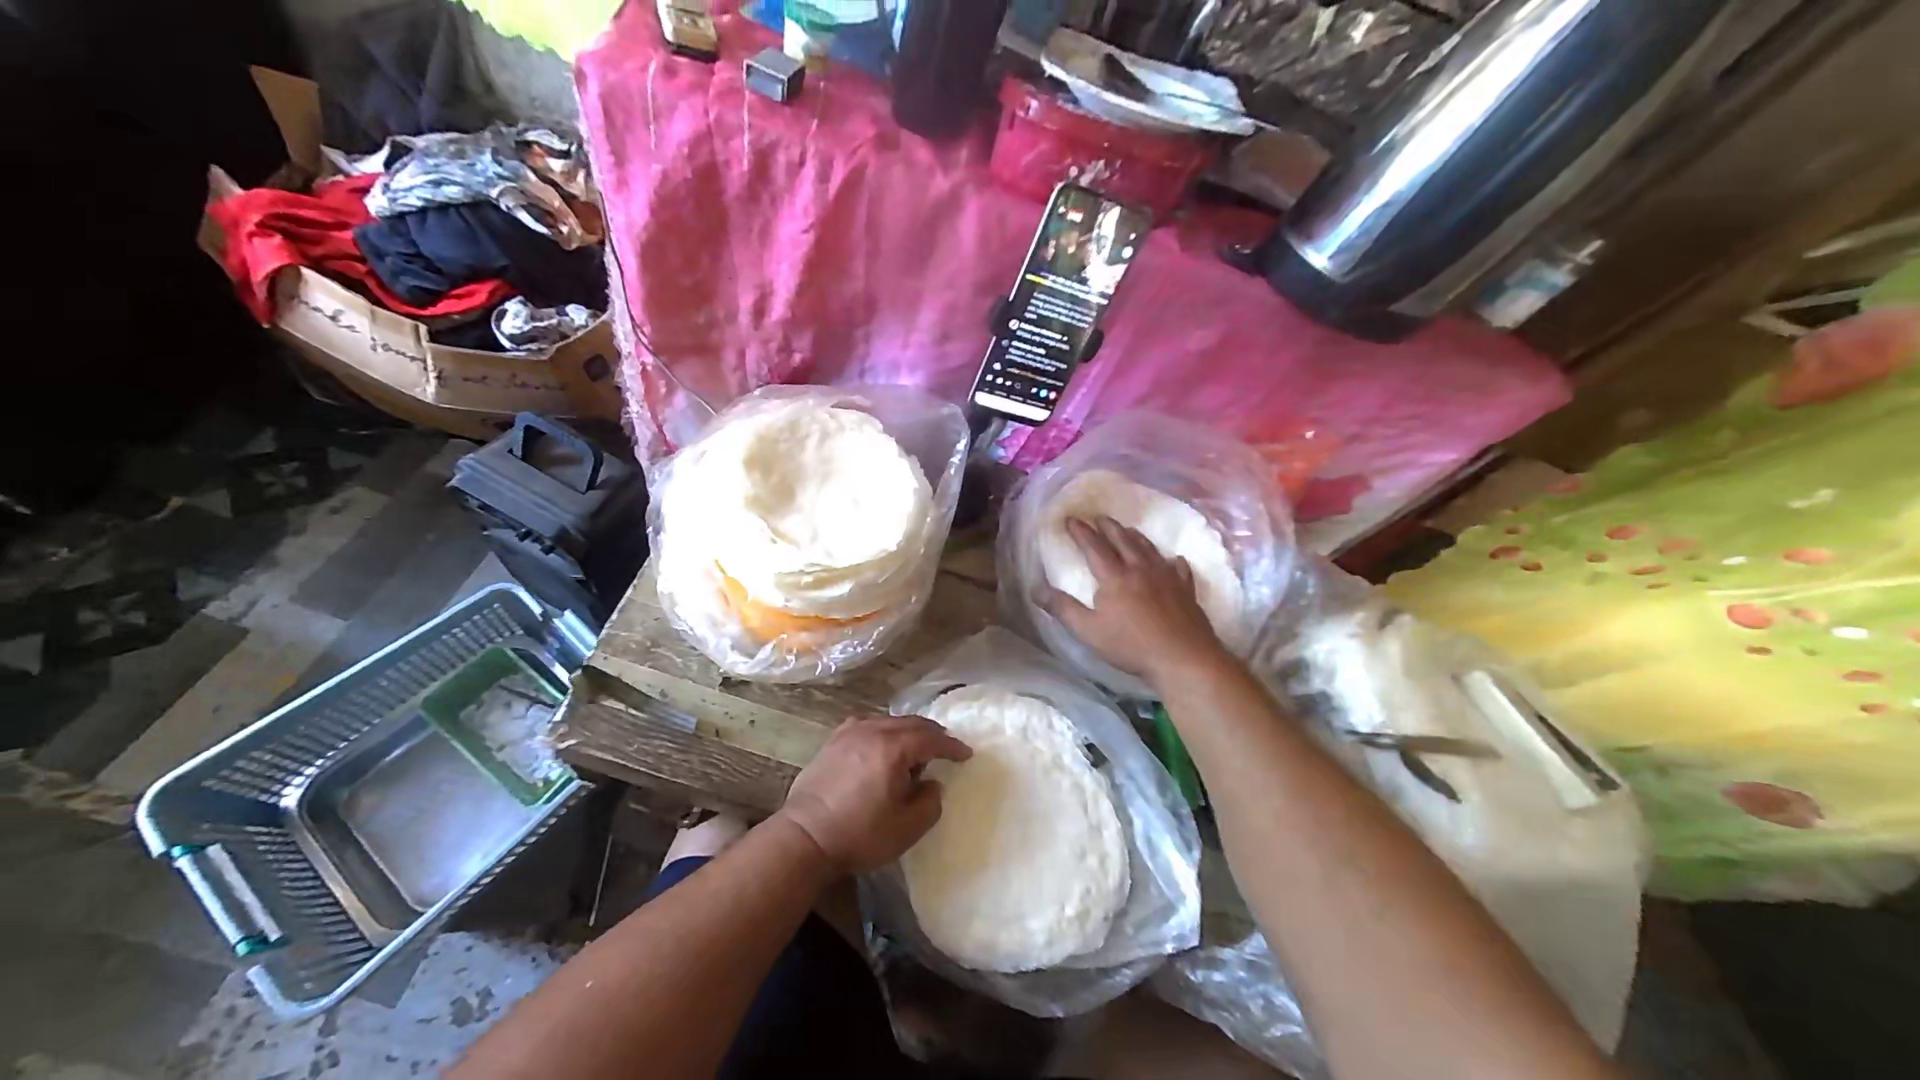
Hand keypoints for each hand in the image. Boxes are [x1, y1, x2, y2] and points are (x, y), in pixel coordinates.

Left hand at [777, 715, 971, 875]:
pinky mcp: (832, 743)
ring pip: (888, 722)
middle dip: (932, 735)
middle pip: (911, 724)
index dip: (952, 746)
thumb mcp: (907, 827)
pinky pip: (866, 726)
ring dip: (907, 732)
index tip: (966, 754)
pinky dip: (882, 731)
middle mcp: (873, 731)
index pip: (932, 739)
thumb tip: (932, 784)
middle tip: (945, 748)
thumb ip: (930, 802)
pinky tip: (880, 746)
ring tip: (914, 750)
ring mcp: (849, 734)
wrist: (805, 837)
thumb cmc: (860, 834)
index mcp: (894, 747)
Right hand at [1036, 516, 1234, 687]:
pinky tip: (1173, 560)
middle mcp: (1140, 569)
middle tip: (1098, 517)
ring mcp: (1166, 577)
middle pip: (1122, 540)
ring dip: (1135, 536)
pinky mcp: (1186, 589)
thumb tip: (1035, 589)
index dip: (1081, 532)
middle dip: (1108, 527)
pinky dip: (1172, 561)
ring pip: (1148, 548)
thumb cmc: (1130, 645)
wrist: (1182, 658)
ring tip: (1127, 530)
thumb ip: (1062, 608)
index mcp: (1114, 576)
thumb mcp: (1088, 630)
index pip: (1094, 547)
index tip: (1071, 519)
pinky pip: (1178, 568)